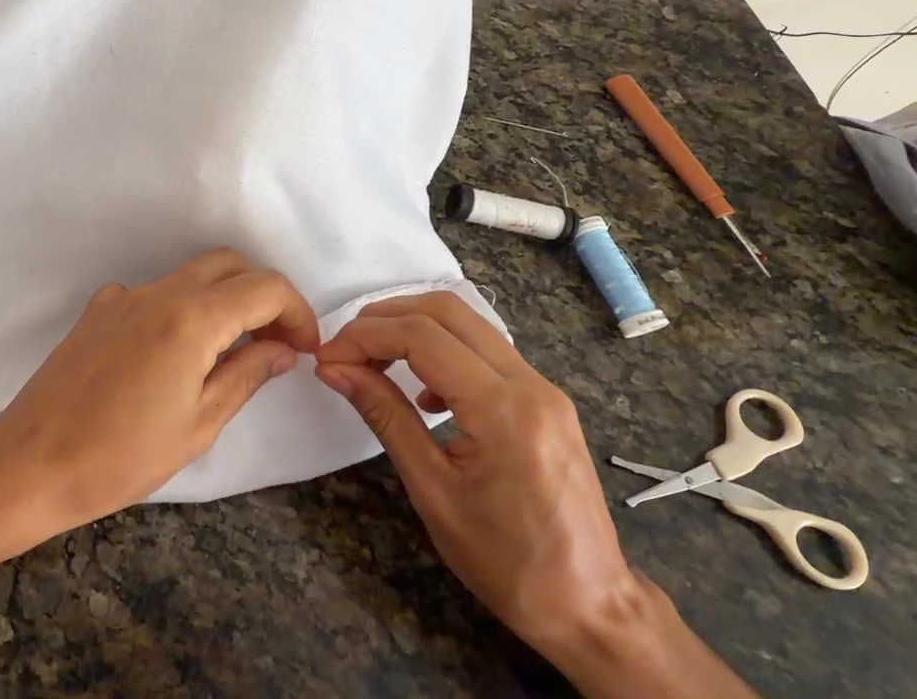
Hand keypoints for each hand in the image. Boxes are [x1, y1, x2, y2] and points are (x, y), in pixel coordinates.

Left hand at [0, 249, 319, 538]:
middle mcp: (156, 293)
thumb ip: (247, 374)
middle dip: (264, 295)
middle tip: (277, 344)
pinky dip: (183, 310)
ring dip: (224, 300)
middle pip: (228, 266)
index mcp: (189, 318)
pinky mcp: (97, 312)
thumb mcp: (199, 424)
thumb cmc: (120, 457)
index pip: (264, 286)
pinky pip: (154, 295)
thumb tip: (283, 347)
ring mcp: (121, 297)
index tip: (305, 348)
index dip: (297, 311)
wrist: (30, 464)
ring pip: (190, 276)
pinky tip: (178, 358)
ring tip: (234, 353)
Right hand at [312, 292, 646, 651]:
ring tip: (372, 363)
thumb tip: (335, 369)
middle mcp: (530, 384)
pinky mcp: (546, 401)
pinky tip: (423, 394)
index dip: (365, 336)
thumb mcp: (432, 490)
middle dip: (386, 318)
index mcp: (504, 408)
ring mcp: (544, 389)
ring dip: (413, 329)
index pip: (422, 336)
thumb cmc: (505, 561)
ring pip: (469, 325)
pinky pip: (487, 353)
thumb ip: (385, 416)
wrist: (589, 605)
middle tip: (345, 348)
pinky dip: (444, 352)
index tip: (327, 358)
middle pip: (448, 311)